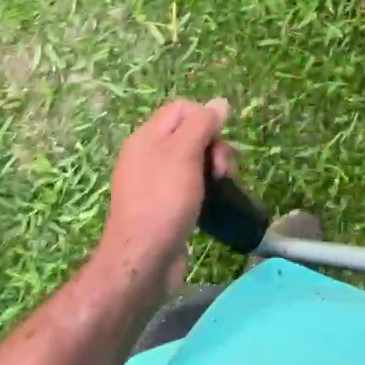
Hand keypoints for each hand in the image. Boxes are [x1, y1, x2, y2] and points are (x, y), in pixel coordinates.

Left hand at [95, 97, 235, 292]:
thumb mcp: (184, 153)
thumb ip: (202, 124)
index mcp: (146, 137)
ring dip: (212, 169)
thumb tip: (219, 103)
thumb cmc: (163, 201)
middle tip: (221, 171)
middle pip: (190, 133)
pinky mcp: (162, 207)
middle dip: (213, 146)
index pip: (182, 108)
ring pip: (192, 161)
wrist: (142, 262)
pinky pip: (188, 185)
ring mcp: (154, 183)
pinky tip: (211, 203)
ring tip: (221, 188)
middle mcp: (147, 155)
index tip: (217, 142)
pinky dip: (203, 189)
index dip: (205, 118)